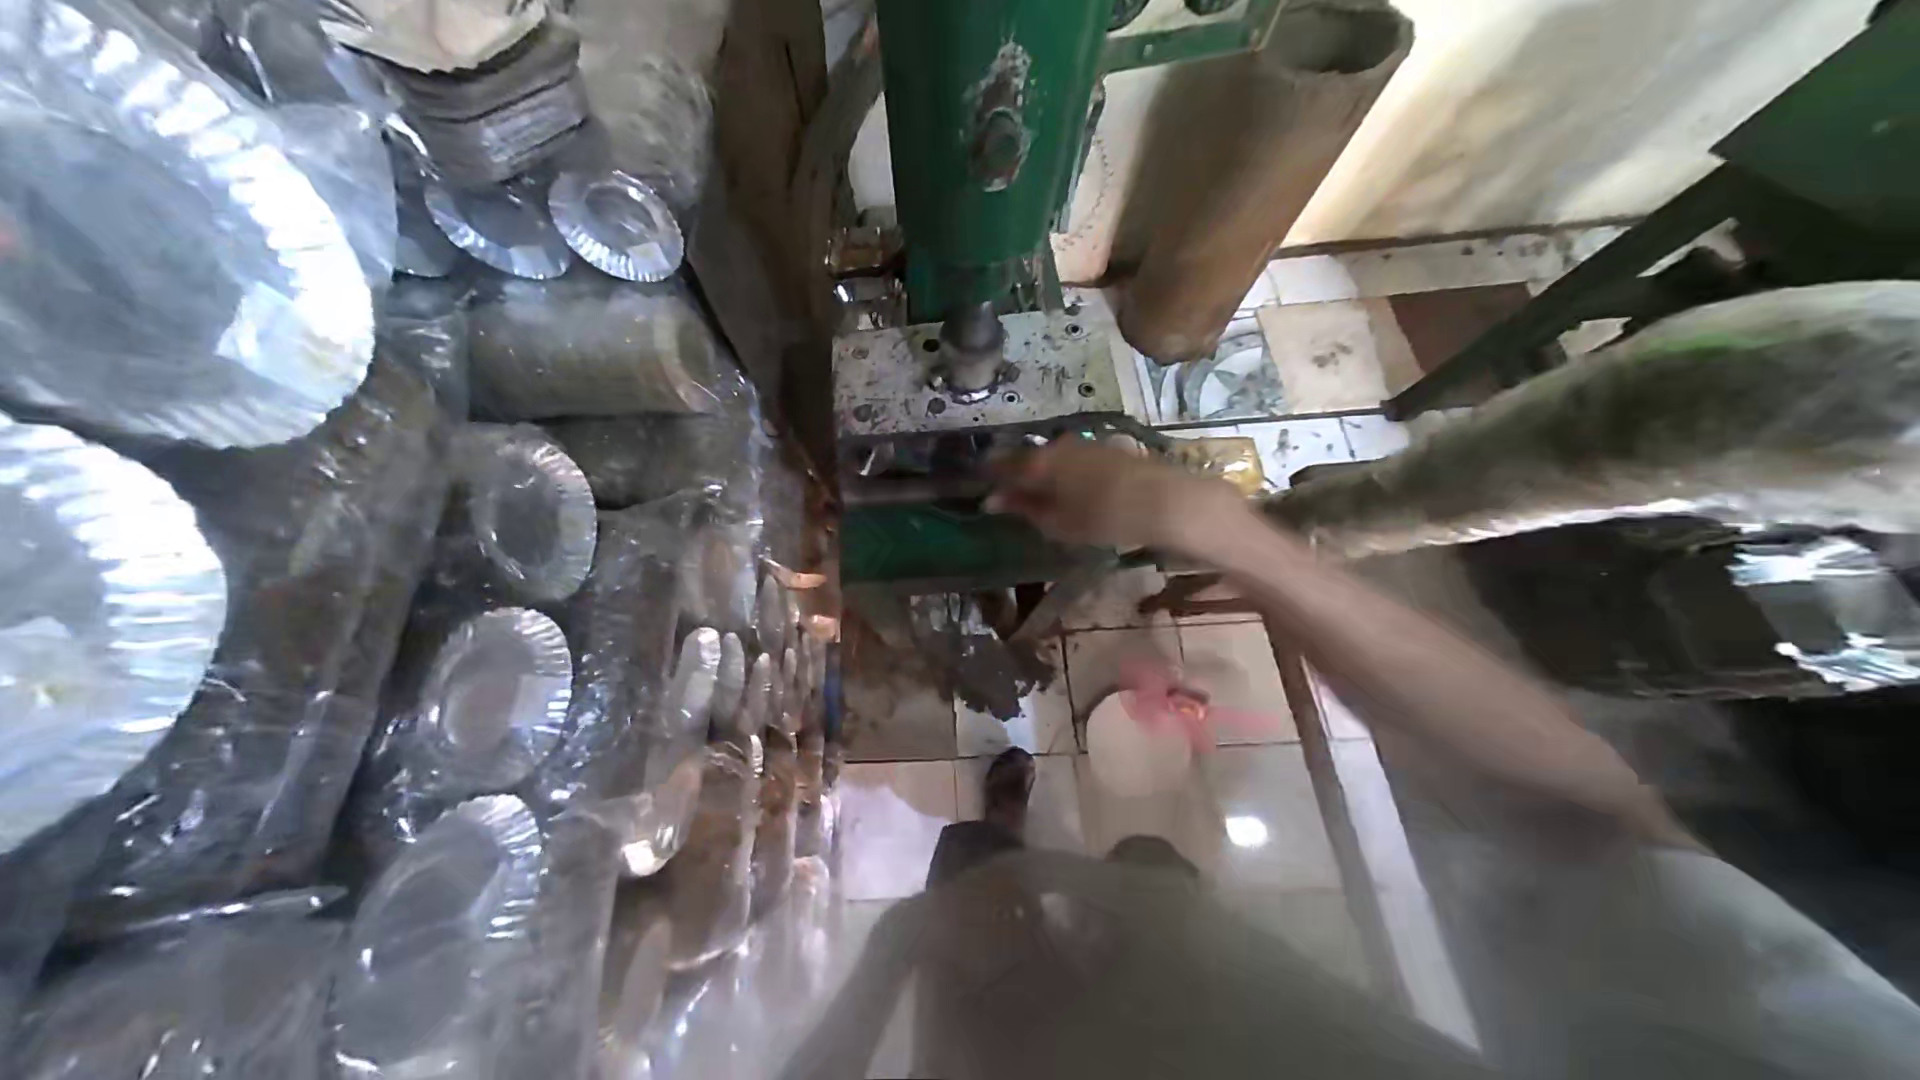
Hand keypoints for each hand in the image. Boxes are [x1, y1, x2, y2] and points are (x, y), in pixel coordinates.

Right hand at [984, 440, 1247, 553]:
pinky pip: (1076, 459)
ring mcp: (1087, 443)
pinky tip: (1075, 490)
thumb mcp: (1058, 522)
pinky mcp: (1110, 448)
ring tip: (1045, 497)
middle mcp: (1059, 444)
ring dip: (1045, 474)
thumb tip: (992, 500)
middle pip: (1030, 458)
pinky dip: (1067, 472)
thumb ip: (1023, 508)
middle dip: (1019, 475)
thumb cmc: (1104, 517)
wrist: (1165, 501)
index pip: (1003, 464)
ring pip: (1054, 457)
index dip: (991, 476)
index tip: (984, 490)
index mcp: (1040, 461)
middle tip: (1014, 498)